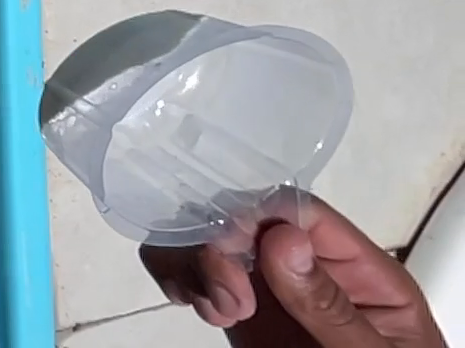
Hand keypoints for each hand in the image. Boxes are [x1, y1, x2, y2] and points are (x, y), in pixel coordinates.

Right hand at [141, 192, 445, 346]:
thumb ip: (331, 305)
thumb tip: (285, 236)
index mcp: (352, 266)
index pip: (294, 209)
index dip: (251, 215)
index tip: (229, 250)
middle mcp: (298, 260)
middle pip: (232, 214)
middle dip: (212, 248)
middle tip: (228, 302)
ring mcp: (257, 274)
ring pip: (193, 230)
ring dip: (187, 263)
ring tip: (216, 312)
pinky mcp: (223, 290)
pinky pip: (175, 255)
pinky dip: (170, 272)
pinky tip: (196, 305)